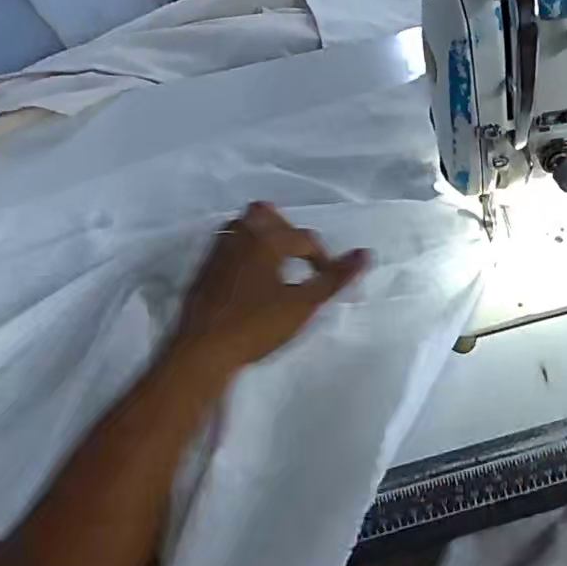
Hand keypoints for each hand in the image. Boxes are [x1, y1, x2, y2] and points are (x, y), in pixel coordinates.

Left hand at [164, 202, 370, 373]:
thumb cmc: (256, 326)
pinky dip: (244, 251)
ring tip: (278, 264)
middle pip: (266, 214)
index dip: (323, 258)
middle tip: (300, 257)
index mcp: (266, 239)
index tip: (328, 281)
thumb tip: (365, 253)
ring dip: (264, 237)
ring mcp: (217, 251)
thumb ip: (334, 278)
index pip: (305, 238)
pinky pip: (227, 244)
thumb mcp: (303, 305)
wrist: (201, 351)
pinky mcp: (203, 269)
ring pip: (243, 226)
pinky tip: (251, 278)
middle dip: (288, 230)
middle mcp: (240, 235)